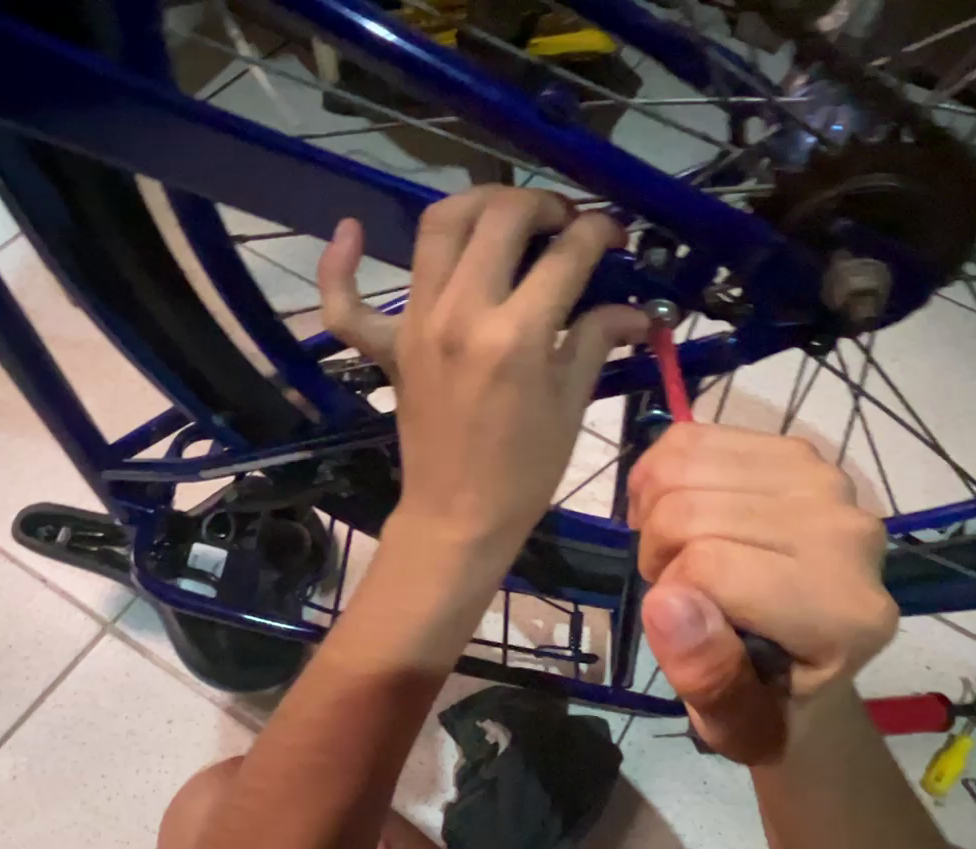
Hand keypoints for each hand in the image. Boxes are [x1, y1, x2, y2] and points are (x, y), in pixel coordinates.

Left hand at [319, 186, 647, 549]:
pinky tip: (351, 229)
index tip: (614, 233)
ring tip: (506, 215)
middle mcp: (462, 314)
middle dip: (543, 204)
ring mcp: (417, 325)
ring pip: (437, 228)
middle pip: (501, 218)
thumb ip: (596, 340)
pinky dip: (339, 263)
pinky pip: (347, 302)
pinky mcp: (388, 347)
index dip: (599, 231)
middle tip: (565, 223)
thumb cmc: (525, 471)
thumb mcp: (571, 405)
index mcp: (517, 335)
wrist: (459, 517)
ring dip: (477, 204)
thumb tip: (636, 310)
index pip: (566, 254)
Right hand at [628, 424, 897, 763]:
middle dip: (657, 552)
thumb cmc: (767, 700)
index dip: (669, 597)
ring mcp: (827, 483)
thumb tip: (666, 602)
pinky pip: (692, 439)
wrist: (809, 656)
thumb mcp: (733, 723)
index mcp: (842, 613)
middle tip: (677, 589)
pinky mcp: (798, 452)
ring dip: (654, 512)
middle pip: (689, 510)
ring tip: (678, 551)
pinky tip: (675, 510)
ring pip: (682, 466)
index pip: (707, 565)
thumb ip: (707, 677)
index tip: (686, 626)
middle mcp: (849, 535)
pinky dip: (659, 474)